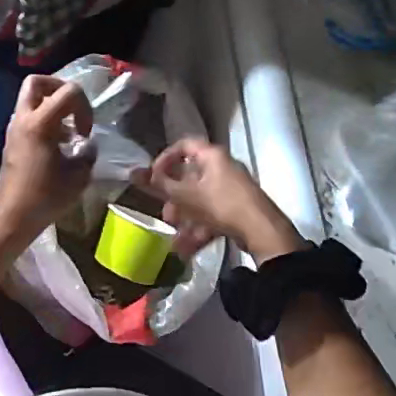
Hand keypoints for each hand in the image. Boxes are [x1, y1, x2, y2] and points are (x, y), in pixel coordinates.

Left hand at [0, 75, 94, 234]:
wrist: (12, 216)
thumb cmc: (46, 197)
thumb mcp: (79, 175)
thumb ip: (88, 153)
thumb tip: (87, 144)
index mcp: (40, 122)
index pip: (68, 91)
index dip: (84, 107)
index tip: (85, 133)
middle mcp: (24, 118)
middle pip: (38, 82)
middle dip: (60, 89)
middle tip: (74, 110)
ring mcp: (14, 128)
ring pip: (31, 98)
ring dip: (52, 106)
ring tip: (68, 132)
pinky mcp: (12, 139)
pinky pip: (29, 115)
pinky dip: (45, 119)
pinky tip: (57, 144)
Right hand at [137, 139, 307, 262]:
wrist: (262, 231)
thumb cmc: (221, 205)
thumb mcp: (186, 196)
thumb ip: (160, 185)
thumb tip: (133, 172)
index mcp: (212, 156)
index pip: (183, 146)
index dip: (165, 159)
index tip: (154, 177)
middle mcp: (222, 167)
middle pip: (191, 177)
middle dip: (175, 200)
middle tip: (165, 214)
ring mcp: (232, 188)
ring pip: (201, 200)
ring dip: (186, 219)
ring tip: (175, 238)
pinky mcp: (238, 207)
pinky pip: (213, 213)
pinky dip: (200, 228)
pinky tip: (188, 250)